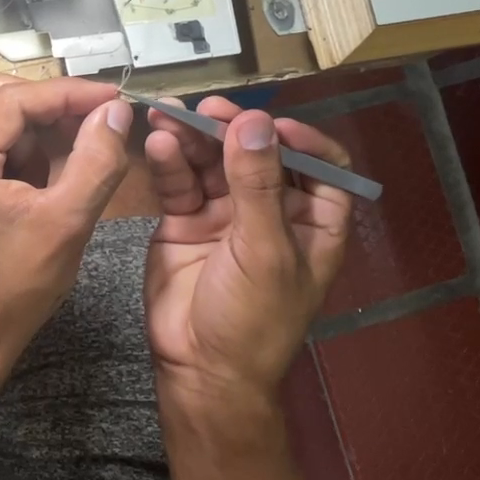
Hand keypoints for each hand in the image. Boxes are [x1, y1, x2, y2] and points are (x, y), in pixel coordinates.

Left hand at [0, 75, 133, 420]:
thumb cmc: (17, 287)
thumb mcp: (67, 222)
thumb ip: (96, 160)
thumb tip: (116, 111)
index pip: (15, 99)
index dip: (69, 93)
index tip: (115, 98)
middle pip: (2, 97)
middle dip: (56, 105)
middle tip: (103, 117)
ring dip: (42, 126)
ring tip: (81, 150)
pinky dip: (26, 145)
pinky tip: (51, 173)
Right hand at [142, 97, 352, 401]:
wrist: (200, 370)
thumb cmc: (253, 320)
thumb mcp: (264, 250)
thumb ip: (257, 184)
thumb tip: (255, 121)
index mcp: (311, 221)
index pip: (320, 166)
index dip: (300, 139)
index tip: (270, 124)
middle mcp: (270, 212)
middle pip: (256, 155)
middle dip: (233, 130)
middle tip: (208, 109)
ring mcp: (224, 215)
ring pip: (211, 163)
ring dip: (193, 138)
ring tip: (169, 114)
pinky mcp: (184, 221)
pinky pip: (179, 184)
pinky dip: (169, 162)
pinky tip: (159, 143)